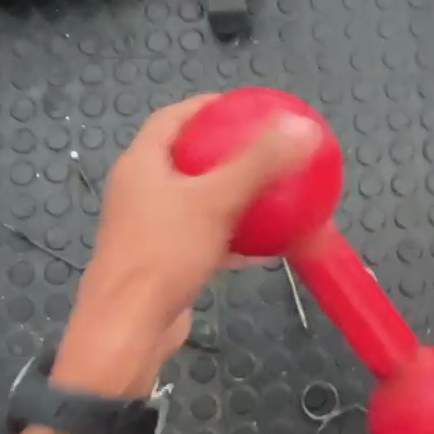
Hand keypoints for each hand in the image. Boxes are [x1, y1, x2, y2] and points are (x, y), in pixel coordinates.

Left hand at [52, 94, 322, 395]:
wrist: (130, 328)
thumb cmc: (163, 254)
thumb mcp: (215, 201)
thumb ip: (259, 163)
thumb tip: (302, 127)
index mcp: (141, 166)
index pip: (171, 119)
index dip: (205, 107)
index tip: (241, 105)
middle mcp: (140, 193)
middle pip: (186, 161)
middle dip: (225, 154)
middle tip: (262, 150)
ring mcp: (151, 231)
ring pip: (198, 204)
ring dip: (233, 199)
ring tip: (271, 194)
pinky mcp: (165, 265)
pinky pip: (206, 241)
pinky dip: (234, 240)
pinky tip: (267, 246)